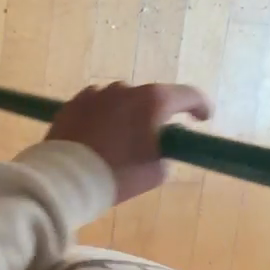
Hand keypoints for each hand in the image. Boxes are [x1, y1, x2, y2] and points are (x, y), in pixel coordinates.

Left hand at [45, 82, 212, 203]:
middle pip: (150, 96)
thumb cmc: (118, 175)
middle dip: (157, 111)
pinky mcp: (72, 104)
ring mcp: (95, 94)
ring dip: (127, 111)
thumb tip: (157, 147)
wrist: (66, 179)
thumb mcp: (156, 170)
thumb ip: (164, 151)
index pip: (188, 95)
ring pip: (119, 99)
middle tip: (157, 131)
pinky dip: (102, 114)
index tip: (203, 118)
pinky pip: (95, 105)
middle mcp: (124, 89)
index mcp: (152, 100)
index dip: (200, 106)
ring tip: (124, 133)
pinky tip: (100, 130)